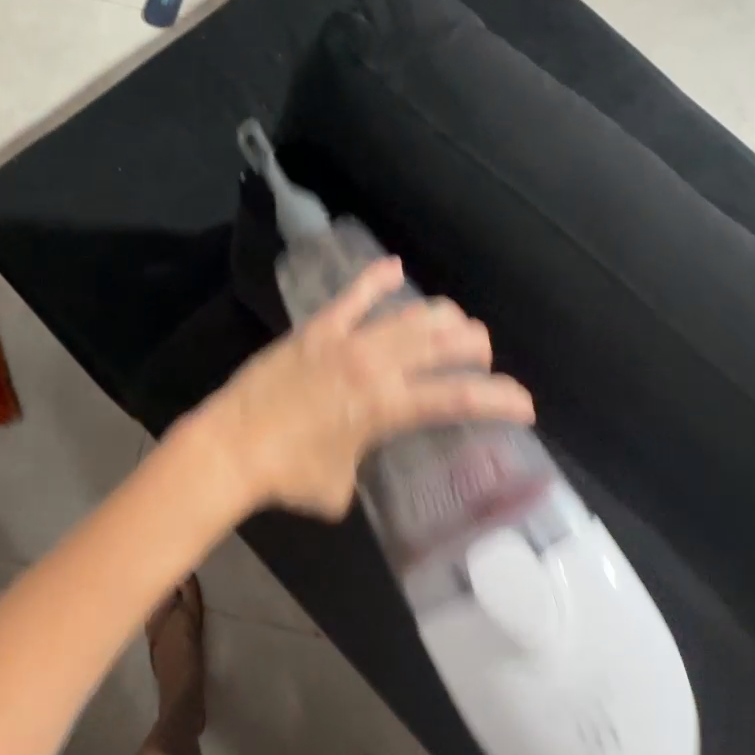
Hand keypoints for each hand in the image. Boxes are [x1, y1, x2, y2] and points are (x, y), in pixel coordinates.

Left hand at [169, 258, 535, 520]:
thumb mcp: (340, 487)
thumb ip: (361, 467)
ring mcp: (344, 341)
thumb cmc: (287, 475)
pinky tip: (396, 268)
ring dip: (440, 316)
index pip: (459, 398)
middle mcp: (375, 366)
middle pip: (442, 343)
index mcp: (387, 407)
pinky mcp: (314, 330)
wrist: (231, 447)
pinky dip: (376, 280)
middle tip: (481, 355)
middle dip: (473, 346)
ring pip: (408, 316)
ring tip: (455, 321)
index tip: (523, 404)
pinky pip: (352, 296)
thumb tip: (355, 461)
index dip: (500, 399)